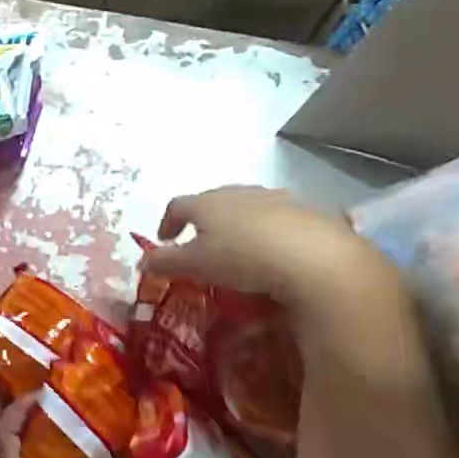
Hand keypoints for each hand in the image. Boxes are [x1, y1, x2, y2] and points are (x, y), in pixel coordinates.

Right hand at [142, 186, 399, 317]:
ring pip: (250, 206)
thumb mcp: (195, 264)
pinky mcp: (311, 212)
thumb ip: (165, 262)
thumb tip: (142, 262)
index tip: (165, 239)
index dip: (167, 222)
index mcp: (207, 203)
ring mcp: (278, 199)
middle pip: (214, 200)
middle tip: (201, 241)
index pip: (177, 206)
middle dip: (204, 219)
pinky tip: (277, 252)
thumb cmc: (242, 257)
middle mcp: (240, 193)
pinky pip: (282, 218)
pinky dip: (272, 231)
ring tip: (240, 247)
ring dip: (239, 223)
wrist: (316, 258)